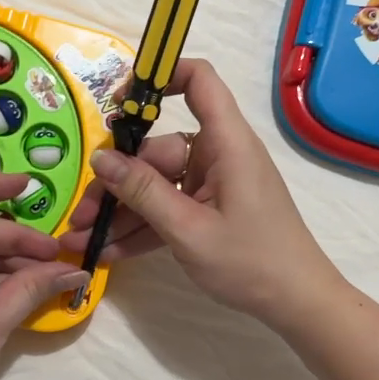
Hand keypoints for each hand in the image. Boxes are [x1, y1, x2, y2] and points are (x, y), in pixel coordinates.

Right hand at [60, 59, 341, 328]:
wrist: (297, 302)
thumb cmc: (251, 260)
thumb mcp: (189, 230)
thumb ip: (143, 193)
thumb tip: (100, 158)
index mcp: (227, 143)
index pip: (199, 81)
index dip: (159, 77)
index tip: (119, 101)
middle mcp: (220, 155)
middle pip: (159, 149)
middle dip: (117, 181)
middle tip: (81, 213)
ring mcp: (215, 184)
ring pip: (158, 184)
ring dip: (122, 211)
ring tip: (83, 237)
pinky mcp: (211, 210)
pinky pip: (170, 207)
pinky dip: (144, 227)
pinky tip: (109, 251)